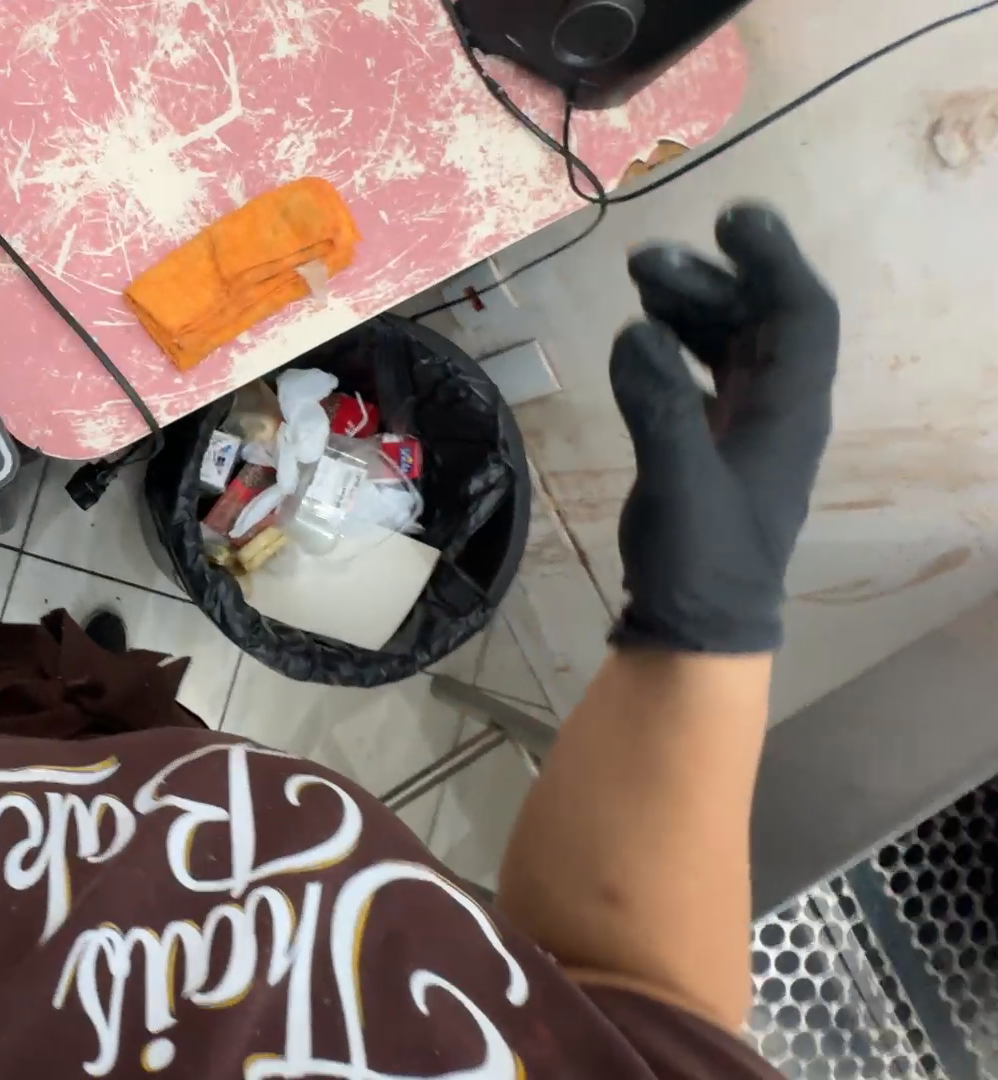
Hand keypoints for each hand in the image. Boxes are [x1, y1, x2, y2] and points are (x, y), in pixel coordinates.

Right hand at [608, 204, 838, 653]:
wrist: (700, 616)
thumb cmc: (702, 554)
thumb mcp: (679, 480)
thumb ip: (657, 406)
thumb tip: (631, 332)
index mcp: (789, 411)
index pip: (797, 316)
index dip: (771, 261)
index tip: (732, 217)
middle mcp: (776, 409)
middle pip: (756, 324)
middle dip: (711, 282)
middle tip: (647, 257)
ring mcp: (742, 429)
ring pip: (727, 349)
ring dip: (690, 312)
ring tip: (640, 284)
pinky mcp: (707, 447)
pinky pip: (698, 380)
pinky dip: (671, 353)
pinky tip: (640, 343)